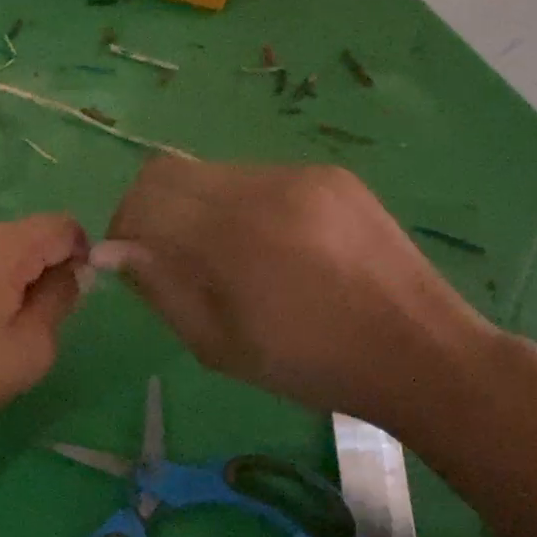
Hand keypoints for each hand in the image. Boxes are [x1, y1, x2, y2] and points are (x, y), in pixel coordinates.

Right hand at [105, 158, 497, 427]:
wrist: (422, 353)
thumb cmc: (310, 365)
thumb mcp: (217, 345)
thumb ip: (159, 289)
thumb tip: (114, 251)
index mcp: (233, 235)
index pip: (144, 198)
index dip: (122, 227)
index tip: (129, 263)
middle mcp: (263, 187)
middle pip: (168, 171)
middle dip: (150, 211)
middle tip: (164, 257)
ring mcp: (301, 175)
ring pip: (212, 173)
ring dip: (196, 208)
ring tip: (226, 258)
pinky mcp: (331, 175)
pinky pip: (258, 177)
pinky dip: (240, 206)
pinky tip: (271, 248)